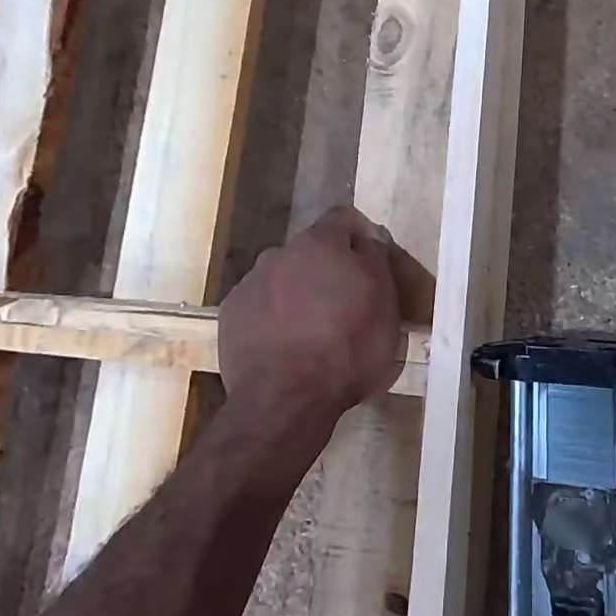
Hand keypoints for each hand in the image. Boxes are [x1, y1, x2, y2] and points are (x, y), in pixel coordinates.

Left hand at [217, 205, 403, 423]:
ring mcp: (249, 285)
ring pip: (284, 277)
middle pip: (312, 249)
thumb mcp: (385, 299)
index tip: (373, 261)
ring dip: (300, 291)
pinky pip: (262, 304)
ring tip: (314, 328)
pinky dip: (276, 315)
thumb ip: (375, 257)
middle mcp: (279, 253)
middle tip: (347, 302)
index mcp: (320, 242)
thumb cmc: (349, 344)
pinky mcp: (230, 317)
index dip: (362, 234)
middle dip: (329, 267)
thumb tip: (367, 238)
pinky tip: (288, 344)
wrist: (286, 400)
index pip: (344, 216)